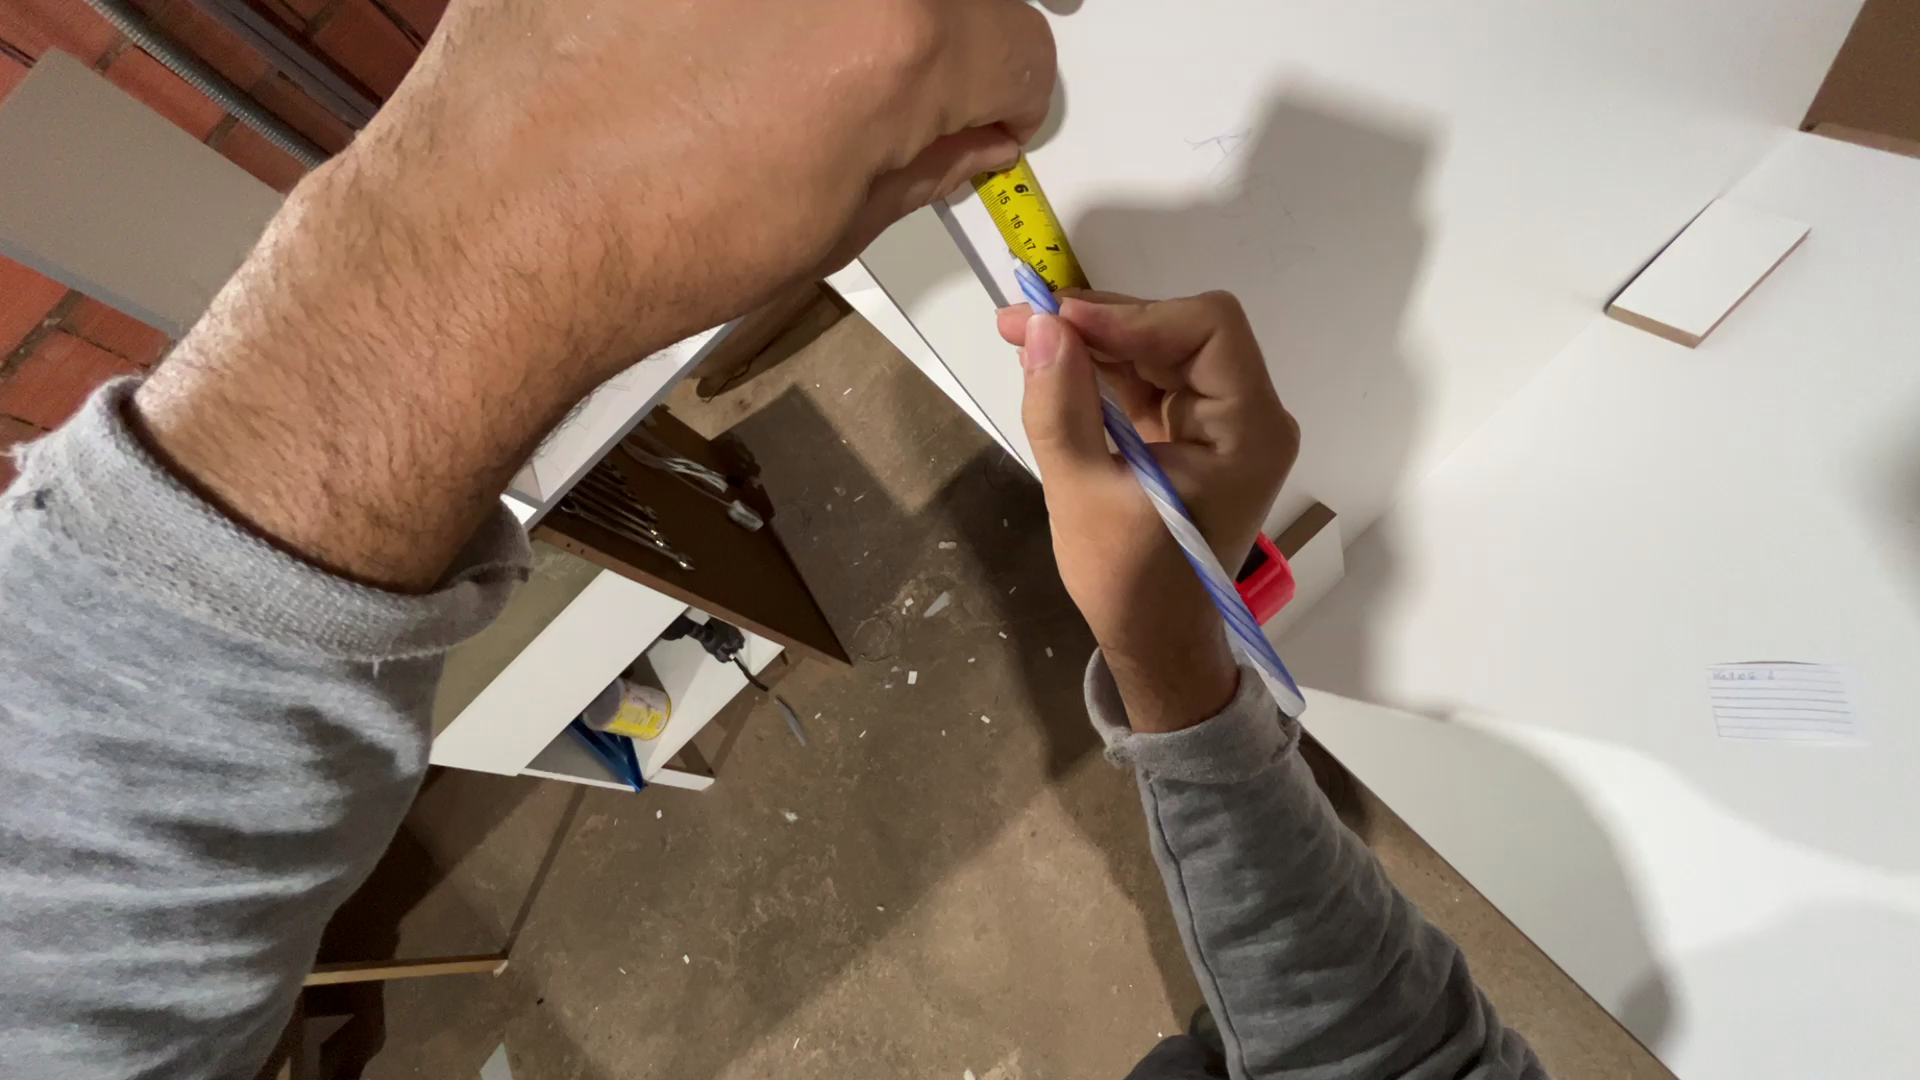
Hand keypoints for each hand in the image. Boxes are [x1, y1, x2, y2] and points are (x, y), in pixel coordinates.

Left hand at [362, 0, 1056, 362]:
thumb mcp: (834, 228)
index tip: (983, 117)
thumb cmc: (652, 240)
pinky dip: (781, 13)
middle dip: (957, 37)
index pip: (1026, 47)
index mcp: (895, 40)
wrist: (510, 220)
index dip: (1009, 98)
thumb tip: (967, 137)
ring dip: (864, 22)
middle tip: (917, 84)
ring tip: (802, 75)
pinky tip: (739, 41)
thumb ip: (924, 163)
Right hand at [997, 292, 1298, 731]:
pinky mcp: (1186, 435)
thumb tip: (1037, 326)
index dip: (1132, 315)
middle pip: (1179, 333)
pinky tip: (1053, 367)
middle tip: (1024, 320)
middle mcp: (1245, 416)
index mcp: (1247, 431)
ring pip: (1156, 352)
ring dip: (1092, 343)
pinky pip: (1145, 383)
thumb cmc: (1128, 582)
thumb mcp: (1081, 493)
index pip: (1207, 330)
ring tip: (1023, 336)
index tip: (1059, 321)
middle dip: (1101, 323)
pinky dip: (1099, 372)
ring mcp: (1217, 424)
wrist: (1153, 637)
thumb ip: (1060, 407)